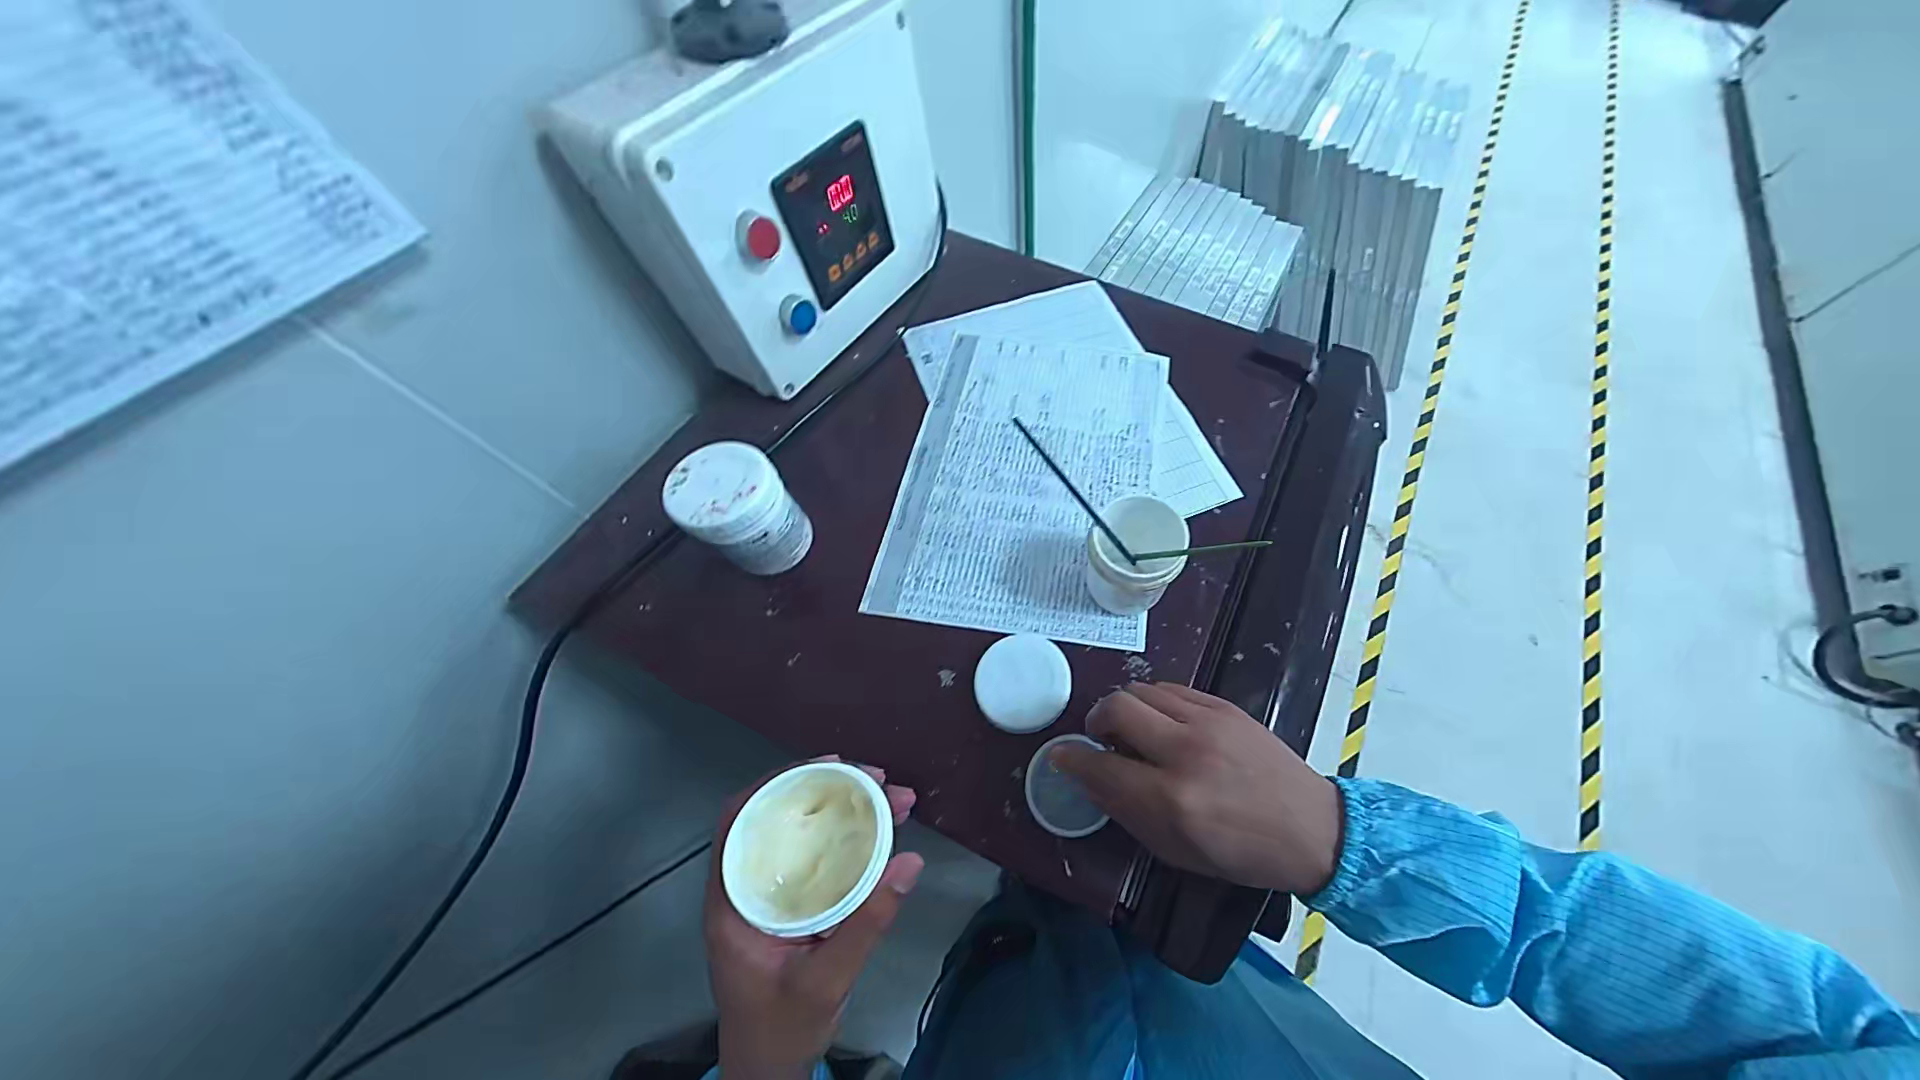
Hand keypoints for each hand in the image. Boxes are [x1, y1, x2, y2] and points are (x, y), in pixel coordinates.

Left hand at [704, 758, 924, 1079]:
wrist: (768, 1072)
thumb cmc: (782, 1029)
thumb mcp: (826, 980)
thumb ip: (867, 923)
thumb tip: (910, 861)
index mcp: (732, 900)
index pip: (741, 818)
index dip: (780, 782)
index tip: (828, 766)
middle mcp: (743, 886)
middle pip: (775, 816)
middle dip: (826, 788)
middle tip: (876, 779)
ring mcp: (765, 894)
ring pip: (797, 832)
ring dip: (840, 809)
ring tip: (888, 798)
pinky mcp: (788, 902)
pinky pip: (811, 854)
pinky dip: (842, 836)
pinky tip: (875, 829)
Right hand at [1051, 682, 1342, 894]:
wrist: (1313, 829)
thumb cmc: (1241, 852)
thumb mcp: (1175, 850)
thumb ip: (1125, 810)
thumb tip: (1087, 777)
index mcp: (1173, 799)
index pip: (1101, 766)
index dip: (1071, 759)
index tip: (1061, 755)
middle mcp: (1187, 752)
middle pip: (1116, 708)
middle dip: (1096, 720)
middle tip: (1100, 737)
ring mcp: (1209, 723)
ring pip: (1141, 690)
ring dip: (1124, 708)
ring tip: (1132, 730)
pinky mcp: (1225, 707)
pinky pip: (1171, 689)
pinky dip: (1154, 702)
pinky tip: (1161, 722)